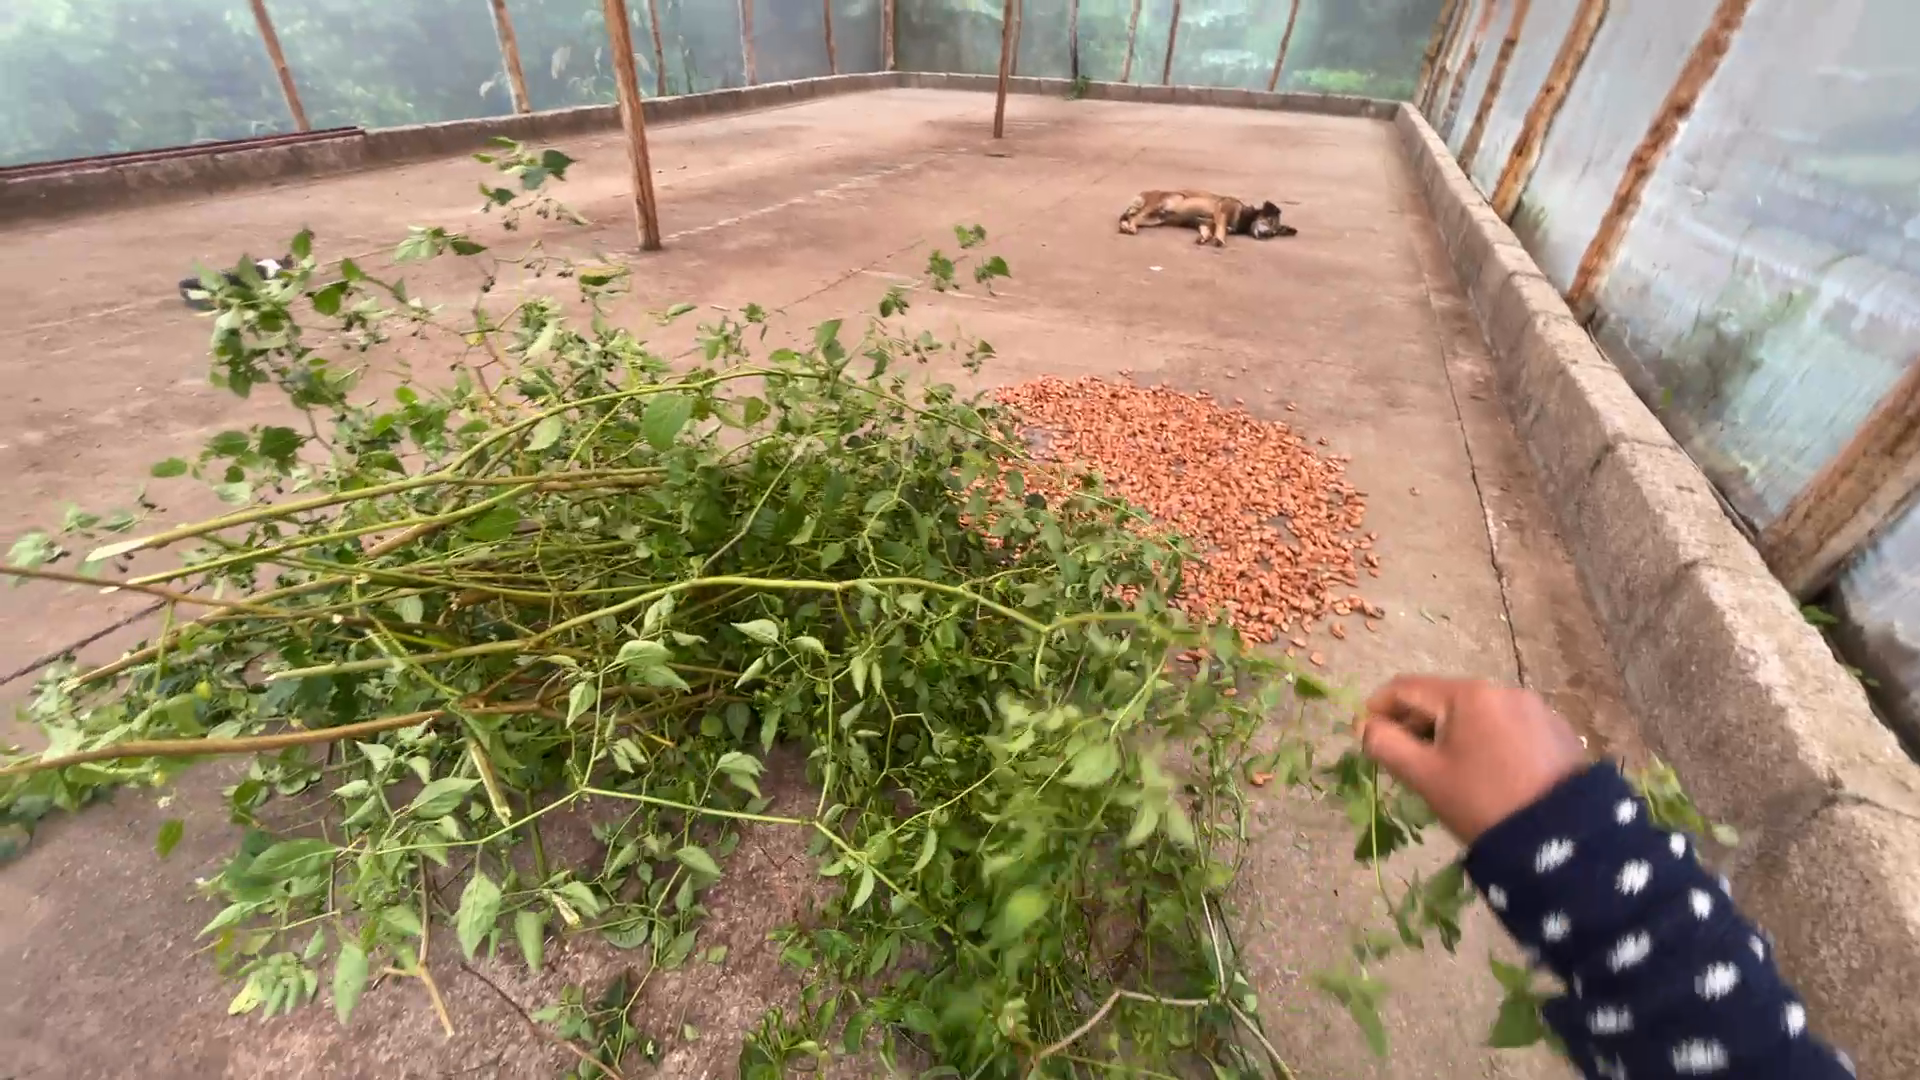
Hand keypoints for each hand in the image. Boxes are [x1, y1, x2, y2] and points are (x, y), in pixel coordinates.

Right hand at [1359, 675, 1588, 843]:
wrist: (1570, 847)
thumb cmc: (1484, 803)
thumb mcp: (1422, 775)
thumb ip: (1383, 742)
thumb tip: (1364, 725)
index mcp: (1467, 694)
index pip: (1404, 688)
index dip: (1377, 707)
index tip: (1365, 734)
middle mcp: (1502, 690)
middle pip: (1439, 698)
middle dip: (1413, 722)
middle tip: (1401, 756)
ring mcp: (1534, 709)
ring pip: (1471, 712)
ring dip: (1447, 731)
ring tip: (1442, 766)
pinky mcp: (1556, 731)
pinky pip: (1502, 725)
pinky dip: (1481, 739)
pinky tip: (1482, 770)